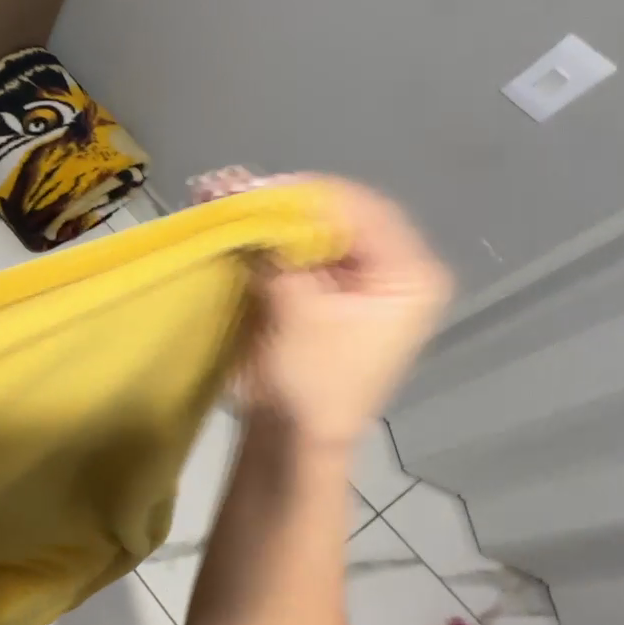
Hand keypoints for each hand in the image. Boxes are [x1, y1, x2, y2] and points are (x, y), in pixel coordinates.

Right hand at [244, 179, 452, 448]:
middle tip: (224, 188)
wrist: (292, 436)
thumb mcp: (298, 315)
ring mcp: (353, 278)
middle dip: (276, 200)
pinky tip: (226, 220)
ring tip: (216, 196)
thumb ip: (278, 257)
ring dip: (263, 213)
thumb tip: (241, 203)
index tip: (247, 188)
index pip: (360, 209)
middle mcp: (388, 267)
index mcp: (407, 274)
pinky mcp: (320, 289)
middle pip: (332, 213)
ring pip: (308, 227)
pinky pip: (292, 248)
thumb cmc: (312, 383)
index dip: (302, 193)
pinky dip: (259, 235)